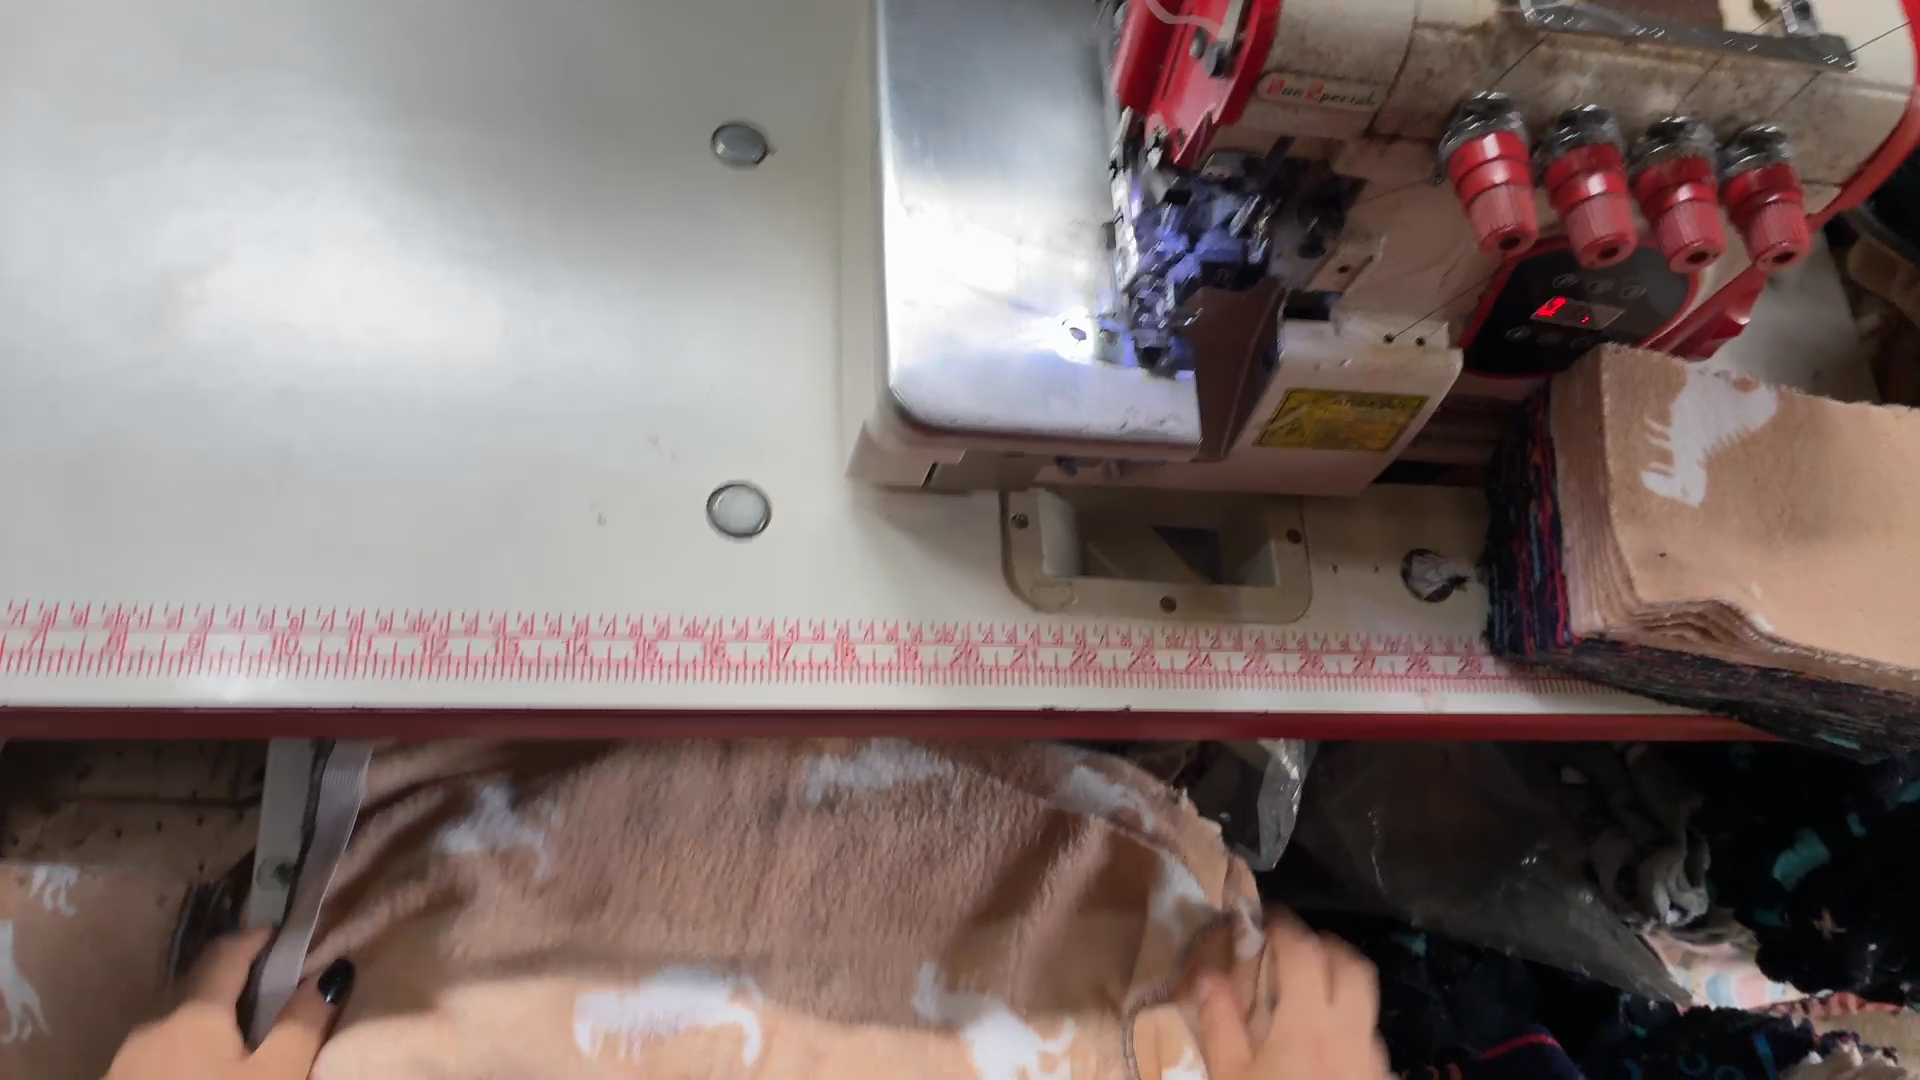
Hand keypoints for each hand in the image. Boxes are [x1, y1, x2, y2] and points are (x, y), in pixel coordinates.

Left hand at [103, 930, 353, 1079]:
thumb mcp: (280, 1073)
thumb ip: (306, 1018)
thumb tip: (329, 972)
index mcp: (191, 1015)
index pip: (227, 951)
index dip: (262, 936)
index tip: (294, 935)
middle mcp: (149, 1031)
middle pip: (201, 988)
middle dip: (243, 982)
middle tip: (284, 988)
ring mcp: (123, 1069)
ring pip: (181, 1024)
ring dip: (219, 1019)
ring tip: (256, 1035)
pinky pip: (164, 1054)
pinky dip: (197, 1048)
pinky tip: (219, 1069)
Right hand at [1193, 915, 1391, 1079]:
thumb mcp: (1230, 1079)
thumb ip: (1220, 1022)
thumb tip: (1209, 975)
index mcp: (1309, 1024)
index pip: (1303, 951)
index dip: (1284, 926)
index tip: (1263, 918)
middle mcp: (1351, 1035)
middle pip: (1352, 966)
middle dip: (1322, 946)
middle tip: (1291, 948)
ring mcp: (1374, 1065)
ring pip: (1366, 1003)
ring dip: (1338, 985)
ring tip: (1305, 994)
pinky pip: (1370, 1041)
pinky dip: (1346, 1025)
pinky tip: (1320, 1048)